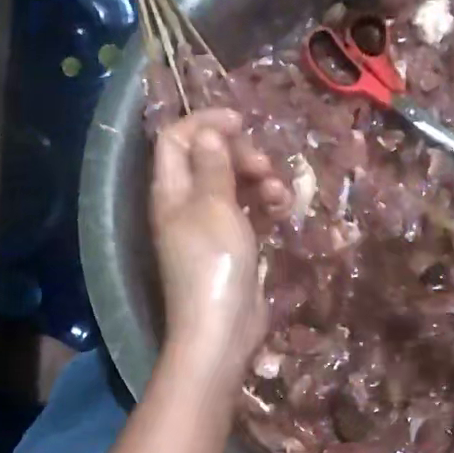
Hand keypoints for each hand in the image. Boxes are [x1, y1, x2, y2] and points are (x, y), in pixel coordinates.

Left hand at [150, 108, 285, 381]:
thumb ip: (213, 164)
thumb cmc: (214, 262)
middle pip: (209, 160)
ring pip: (234, 186)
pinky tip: (283, 209)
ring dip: (259, 180)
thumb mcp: (214, 205)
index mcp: (170, 192)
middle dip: (240, 154)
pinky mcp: (233, 249)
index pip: (176, 140)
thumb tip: (209, 132)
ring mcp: (210, 229)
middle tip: (264, 165)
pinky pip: (248, 213)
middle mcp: (185, 206)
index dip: (205, 123)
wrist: (222, 330)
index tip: (240, 122)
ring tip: (279, 193)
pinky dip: (265, 206)